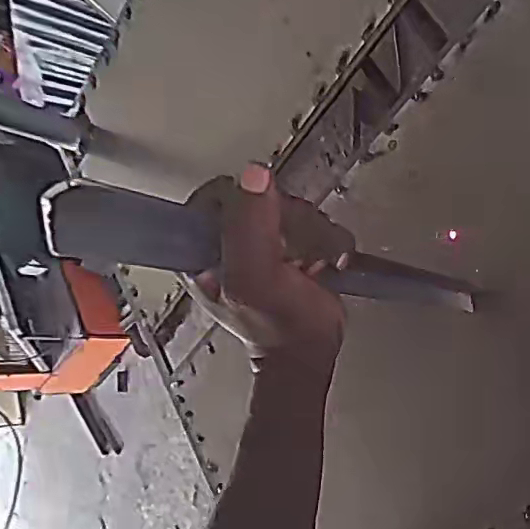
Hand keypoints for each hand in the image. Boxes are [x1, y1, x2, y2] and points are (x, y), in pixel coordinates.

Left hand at [190, 165, 346, 372]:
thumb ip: (250, 225)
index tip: (272, 233)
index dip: (250, 204)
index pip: (221, 193)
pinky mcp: (295, 248)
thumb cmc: (278, 324)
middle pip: (266, 198)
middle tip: (294, 257)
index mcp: (200, 244)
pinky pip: (317, 223)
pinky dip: (329, 242)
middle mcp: (229, 240)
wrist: (309, 354)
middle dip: (291, 225)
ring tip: (311, 266)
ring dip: (315, 236)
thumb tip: (255, 173)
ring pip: (296, 209)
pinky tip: (324, 265)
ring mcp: (265, 244)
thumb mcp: (254, 277)